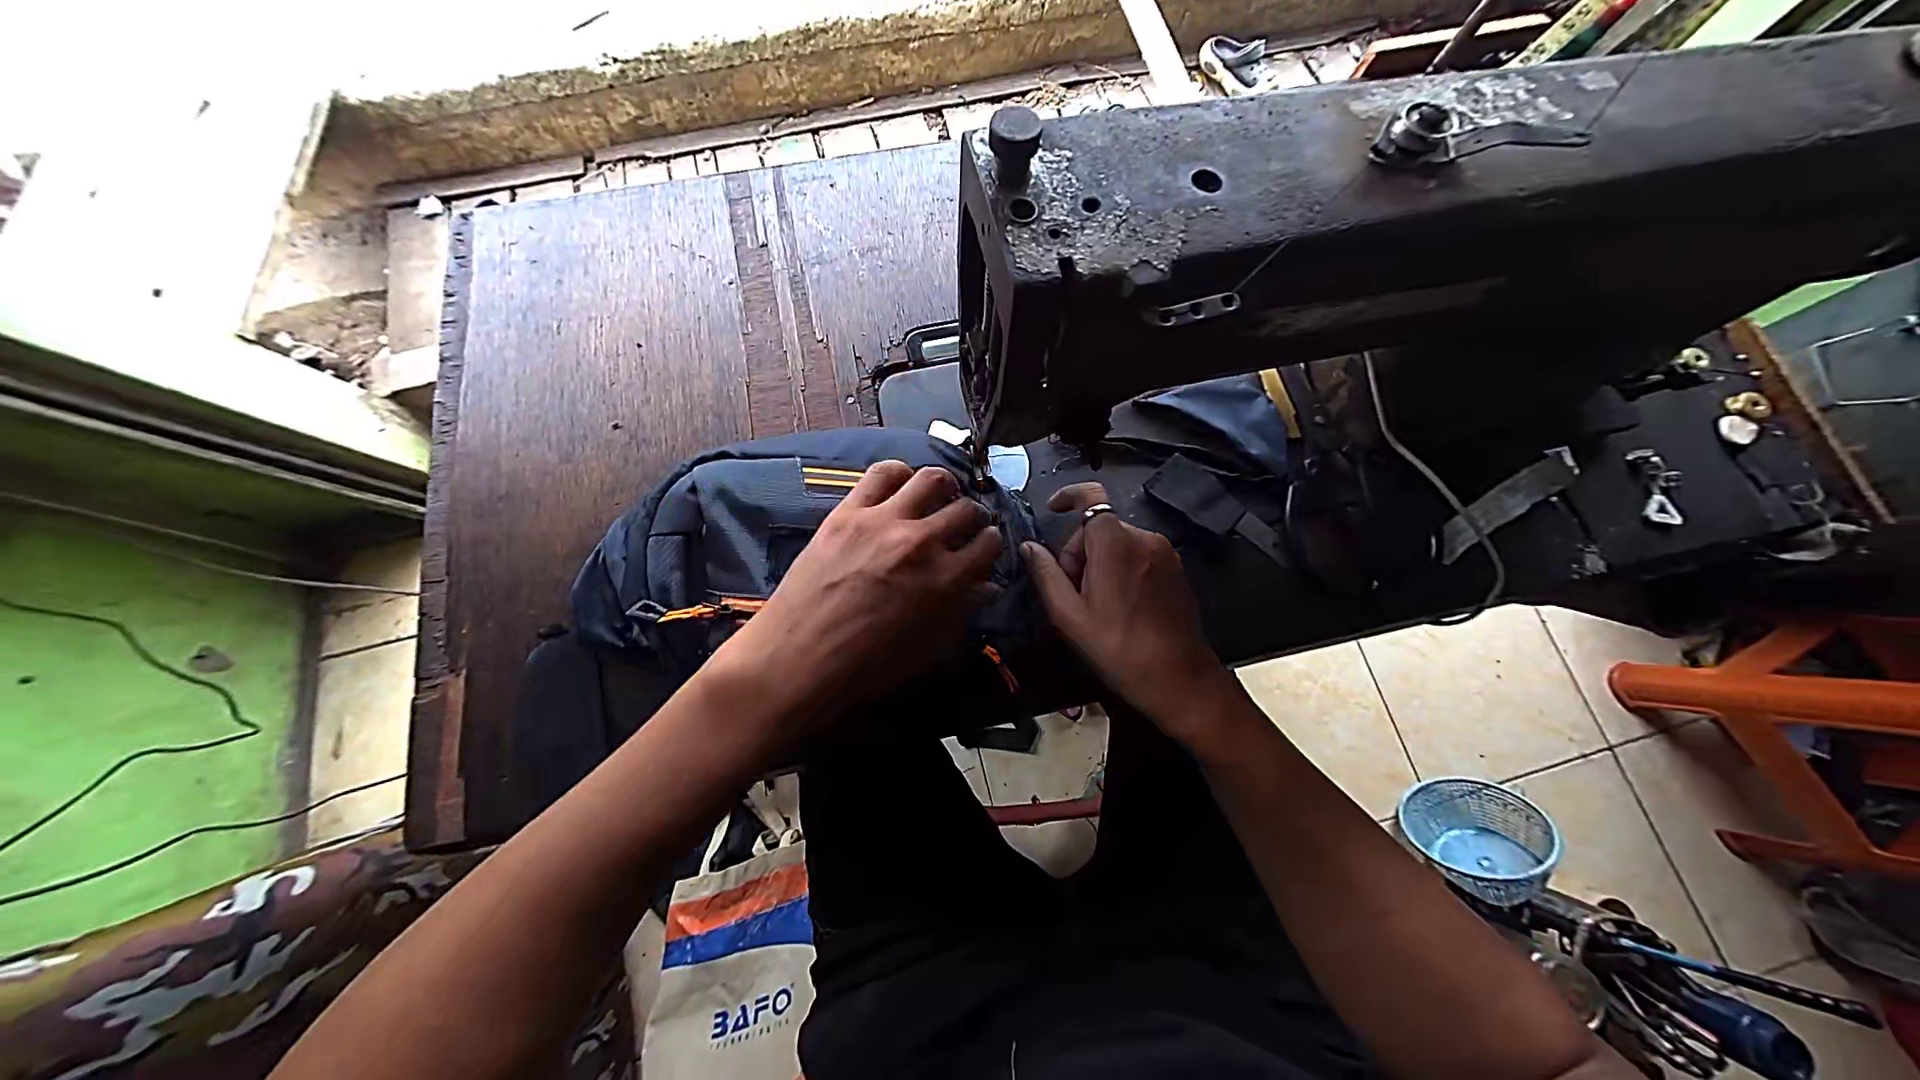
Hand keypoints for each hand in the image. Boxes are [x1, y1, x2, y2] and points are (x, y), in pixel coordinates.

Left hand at [709, 460, 1002, 726]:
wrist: (800, 658)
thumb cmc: (867, 666)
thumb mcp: (928, 648)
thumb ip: (962, 611)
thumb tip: (986, 586)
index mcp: (946, 580)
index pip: (988, 544)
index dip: (991, 542)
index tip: (985, 544)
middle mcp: (921, 543)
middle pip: (966, 509)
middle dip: (974, 515)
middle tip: (966, 521)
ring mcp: (883, 522)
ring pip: (931, 479)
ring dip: (944, 486)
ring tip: (941, 494)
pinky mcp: (848, 512)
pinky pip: (882, 473)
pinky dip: (899, 473)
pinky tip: (901, 484)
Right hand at [1022, 483, 1246, 749]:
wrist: (1176, 676)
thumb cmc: (1117, 647)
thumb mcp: (1068, 615)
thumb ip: (1045, 574)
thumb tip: (1029, 548)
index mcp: (1114, 543)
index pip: (1091, 497)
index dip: (1068, 496)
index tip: (1053, 509)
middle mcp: (1143, 537)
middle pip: (1099, 528)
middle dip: (1079, 553)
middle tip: (1074, 594)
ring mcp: (1164, 552)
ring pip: (1117, 543)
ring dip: (1100, 564)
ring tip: (1098, 606)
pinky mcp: (1176, 568)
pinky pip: (1138, 555)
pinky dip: (1122, 569)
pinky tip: (1120, 606)